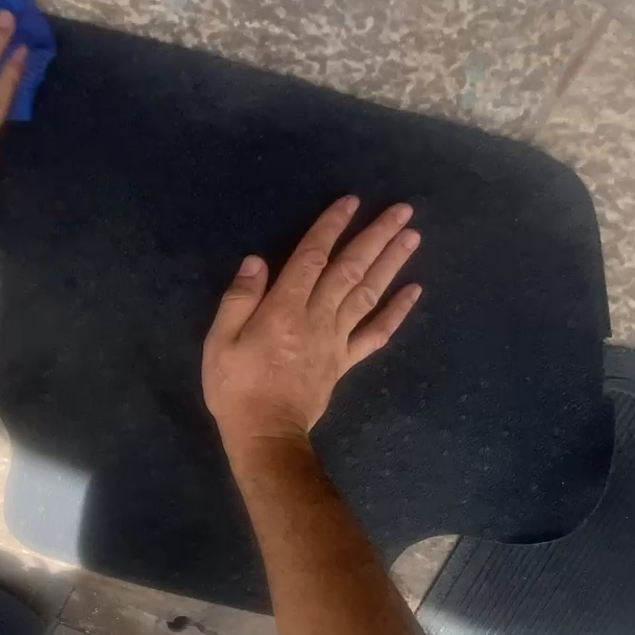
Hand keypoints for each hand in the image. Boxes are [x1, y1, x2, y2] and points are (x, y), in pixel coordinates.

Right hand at [201, 196, 423, 457]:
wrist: (264, 433)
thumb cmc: (234, 387)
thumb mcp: (220, 343)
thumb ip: (239, 300)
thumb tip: (257, 261)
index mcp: (283, 310)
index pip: (310, 259)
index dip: (329, 229)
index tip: (350, 202)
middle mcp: (316, 317)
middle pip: (350, 270)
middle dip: (375, 237)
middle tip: (402, 209)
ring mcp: (335, 340)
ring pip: (369, 293)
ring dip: (392, 262)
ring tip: (412, 235)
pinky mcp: (344, 361)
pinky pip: (376, 333)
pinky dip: (397, 311)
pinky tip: (414, 291)